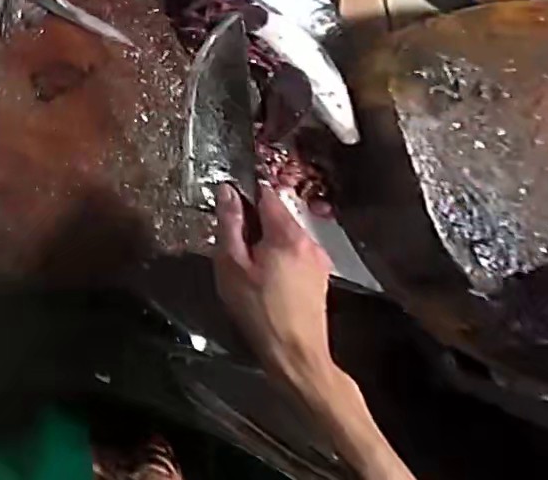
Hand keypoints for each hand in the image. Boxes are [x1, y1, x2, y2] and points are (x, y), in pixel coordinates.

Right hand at [213, 181, 335, 389]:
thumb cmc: (258, 310)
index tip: (228, 208)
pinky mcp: (320, 276)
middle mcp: (309, 242)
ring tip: (247, 262)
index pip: (266, 194)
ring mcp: (318, 260)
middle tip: (233, 242)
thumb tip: (227, 190)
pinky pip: (294, 250)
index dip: (244, 195)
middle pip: (276, 213)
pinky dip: (278, 253)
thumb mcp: (231, 262)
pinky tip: (264, 275)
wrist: (296, 357)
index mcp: (288, 234)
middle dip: (253, 220)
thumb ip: (229, 222)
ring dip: (265, 237)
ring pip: (285, 232)